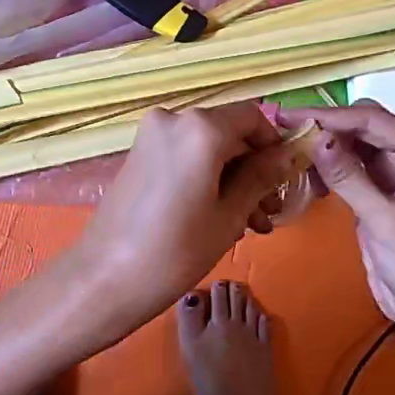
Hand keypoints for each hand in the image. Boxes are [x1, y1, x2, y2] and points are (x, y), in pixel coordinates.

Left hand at [64, 103, 296, 347]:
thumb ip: (261, 177)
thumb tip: (289, 153)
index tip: (283, 178)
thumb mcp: (230, 214)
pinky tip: (220, 219)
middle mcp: (173, 120)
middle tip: (269, 212)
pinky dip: (205, 179)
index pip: (252, 117)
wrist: (105, 277)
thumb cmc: (176, 249)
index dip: (273, 144)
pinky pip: (183, 158)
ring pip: (206, 149)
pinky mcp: (137, 157)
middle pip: (228, 133)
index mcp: (200, 128)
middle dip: (253, 170)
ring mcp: (150, 137)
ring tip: (251, 226)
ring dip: (232, 180)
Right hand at [278, 102, 394, 333]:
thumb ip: (349, 176)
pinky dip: (329, 168)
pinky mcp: (383, 192)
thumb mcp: (387, 222)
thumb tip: (313, 137)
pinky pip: (352, 168)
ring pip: (355, 145)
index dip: (329, 116)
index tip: (287, 114)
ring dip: (324, 148)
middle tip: (281, 130)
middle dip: (325, 128)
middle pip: (365, 127)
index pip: (375, 121)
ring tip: (287, 152)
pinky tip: (306, 174)